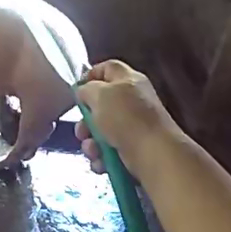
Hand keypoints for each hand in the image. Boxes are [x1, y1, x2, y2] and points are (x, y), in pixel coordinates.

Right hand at [75, 60, 181, 174]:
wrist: (153, 153)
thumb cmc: (125, 118)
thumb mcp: (100, 95)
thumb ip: (87, 89)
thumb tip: (83, 92)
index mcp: (127, 80)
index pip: (107, 68)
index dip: (90, 75)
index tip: (77, 91)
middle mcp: (131, 101)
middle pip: (100, 106)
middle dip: (86, 121)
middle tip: (82, 132)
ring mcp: (133, 126)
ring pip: (101, 132)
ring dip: (91, 143)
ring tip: (92, 151)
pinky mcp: (132, 149)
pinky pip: (109, 151)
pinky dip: (102, 158)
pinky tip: (101, 163)